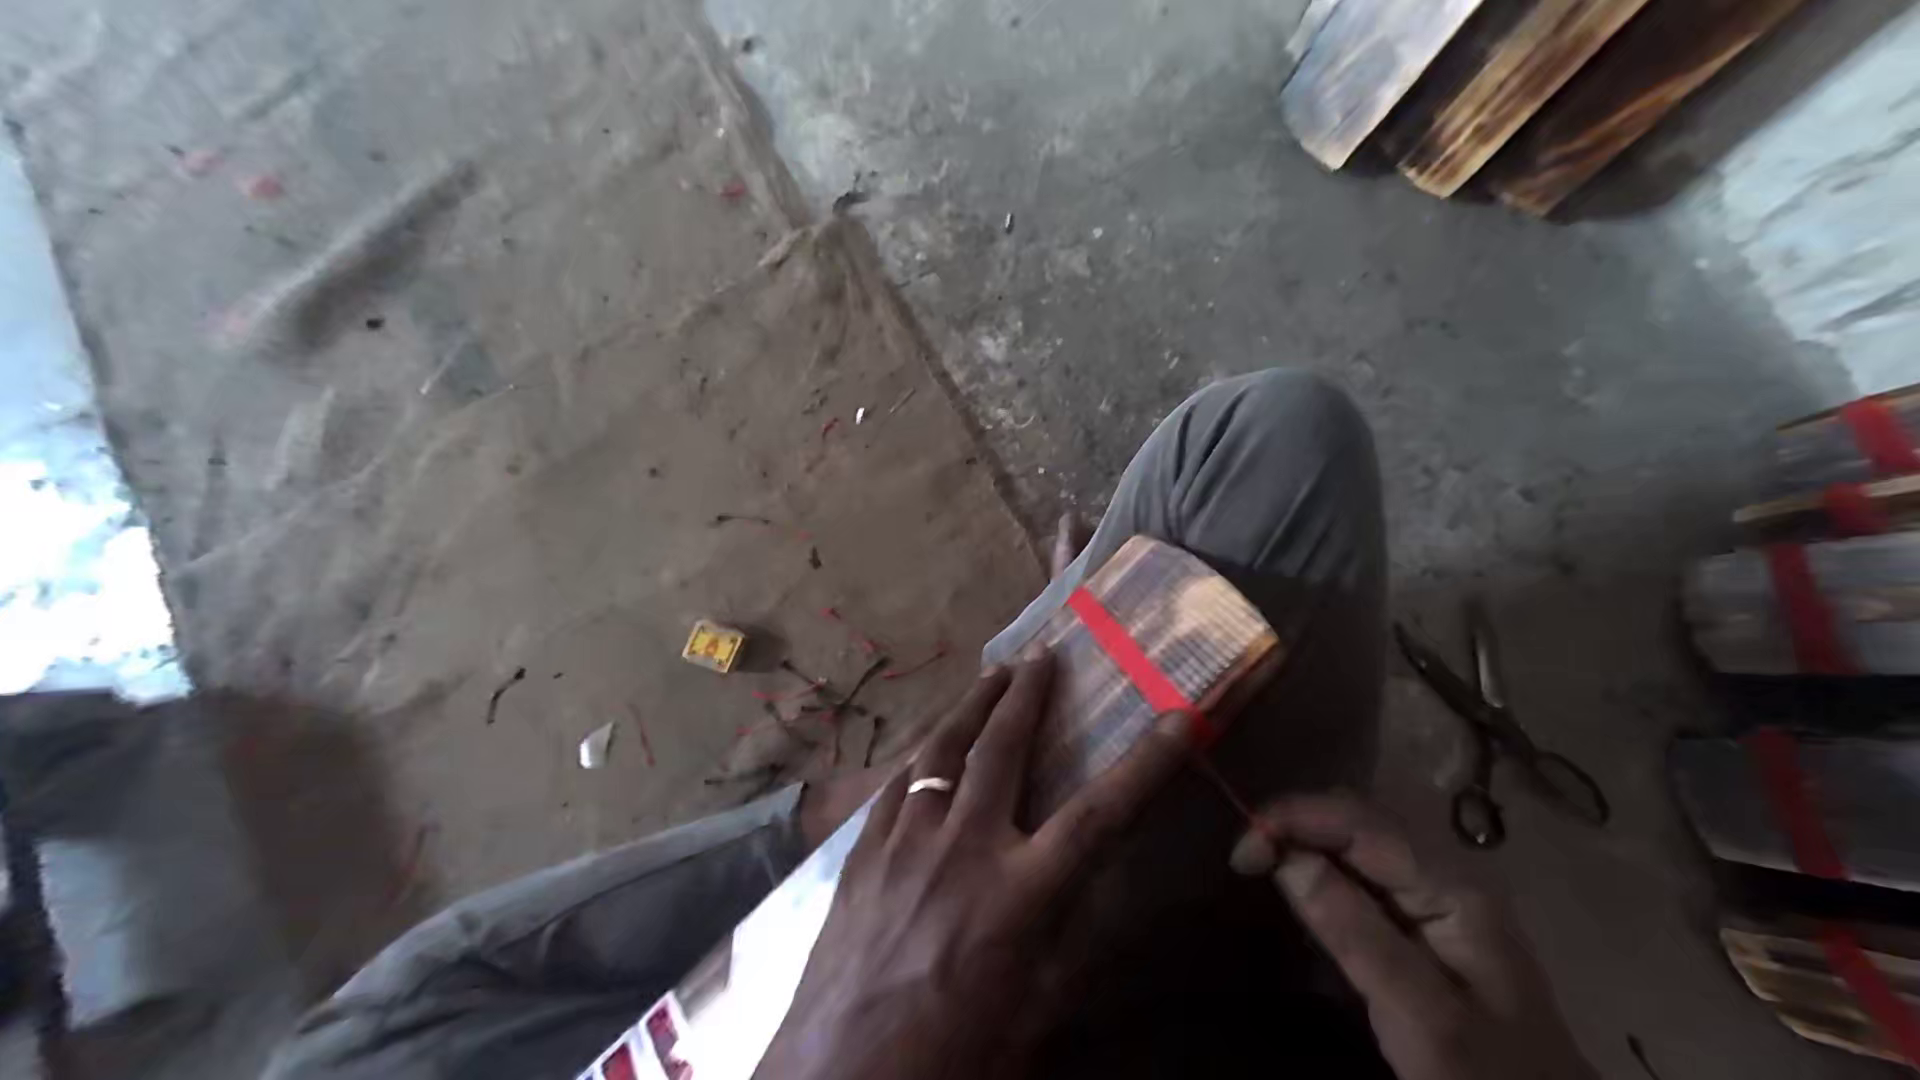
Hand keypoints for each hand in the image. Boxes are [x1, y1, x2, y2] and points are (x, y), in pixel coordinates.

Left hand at [756, 655, 1192, 1079]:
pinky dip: (923, 751)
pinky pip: (899, 781)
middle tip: (1041, 655)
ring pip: (942, 749)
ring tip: (991, 672)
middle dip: (1027, 696)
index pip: (1100, 814)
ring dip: (971, 705)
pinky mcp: (864, 848)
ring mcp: (906, 840)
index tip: (1177, 718)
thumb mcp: (1037, 1008)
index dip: (1146, 763)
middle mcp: (963, 847)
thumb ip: (1070, 933)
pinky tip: (930, 740)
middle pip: (1003, 749)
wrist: (843, 1077)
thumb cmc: (955, 1053)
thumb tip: (1091, 877)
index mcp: (1019, 893)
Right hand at [1230, 794, 1596, 1079]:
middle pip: (1355, 819)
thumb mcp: (1421, 1016)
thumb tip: (1286, 858)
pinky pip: (1356, 871)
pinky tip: (1296, 883)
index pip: (1359, 821)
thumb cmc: (1487, 1078)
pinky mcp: (1417, 920)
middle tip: (1247, 859)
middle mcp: (1442, 876)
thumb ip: (1356, 933)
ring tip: (1260, 863)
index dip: (1293, 819)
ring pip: (1352, 840)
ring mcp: (1432, 897)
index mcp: (1452, 888)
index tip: (1242, 851)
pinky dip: (1316, 865)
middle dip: (1294, 824)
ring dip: (1301, 840)